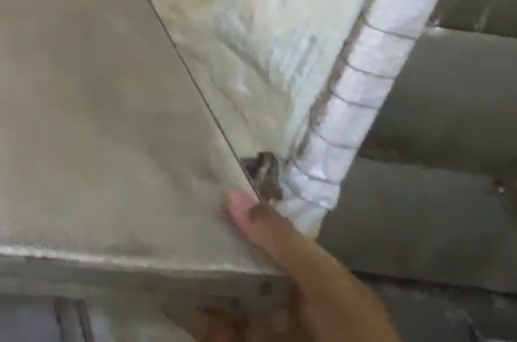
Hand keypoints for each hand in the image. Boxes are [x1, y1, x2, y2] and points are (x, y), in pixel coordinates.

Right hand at [185, 188, 399, 341]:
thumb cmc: (355, 340)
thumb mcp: (329, 289)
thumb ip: (283, 243)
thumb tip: (230, 192)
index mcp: (314, 283)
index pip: (272, 240)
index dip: (242, 217)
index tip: (202, 190)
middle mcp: (287, 305)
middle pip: (242, 267)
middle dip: (210, 247)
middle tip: (170, 219)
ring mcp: (265, 331)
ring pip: (223, 298)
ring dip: (195, 280)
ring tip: (161, 254)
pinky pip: (213, 330)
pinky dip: (192, 316)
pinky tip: (168, 297)